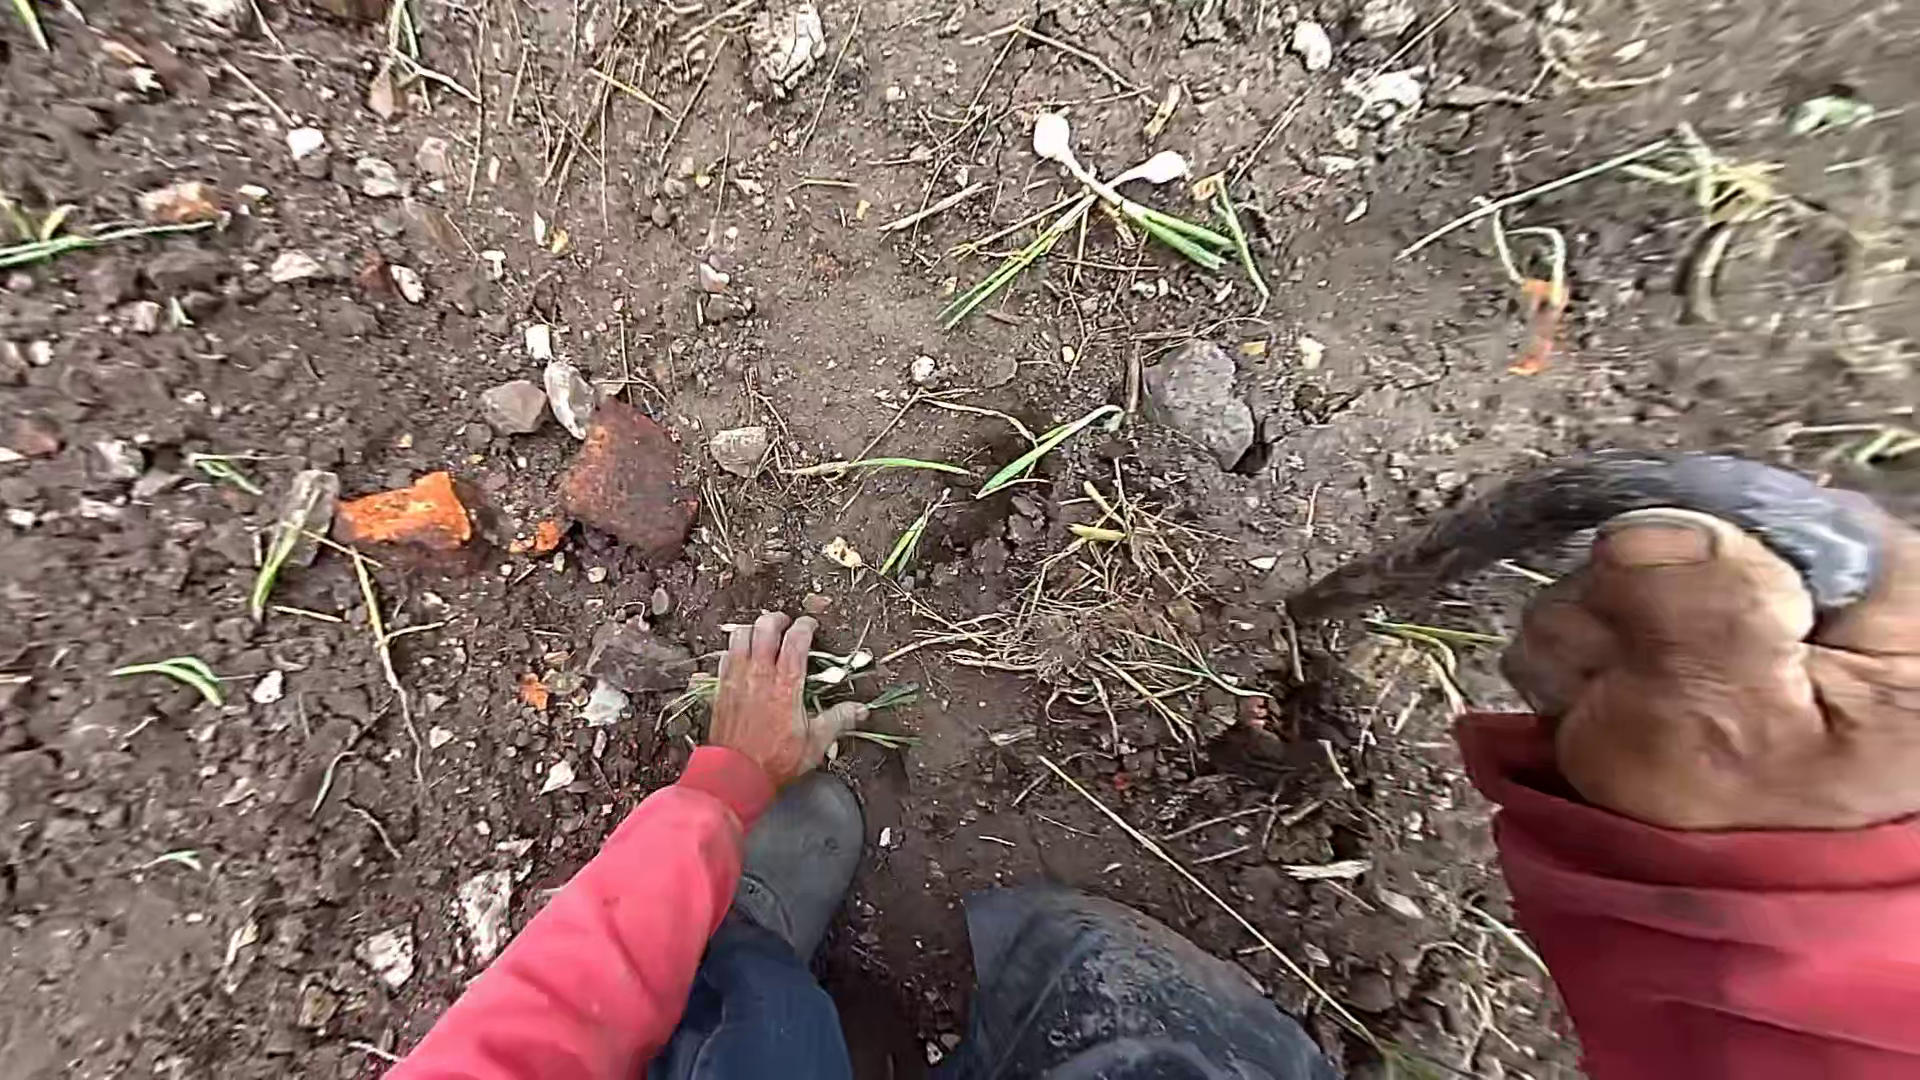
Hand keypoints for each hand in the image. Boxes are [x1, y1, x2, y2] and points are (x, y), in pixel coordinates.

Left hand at [709, 612, 865, 787]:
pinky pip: (723, 656)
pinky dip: (733, 649)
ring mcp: (736, 679)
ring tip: (763, 634)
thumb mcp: (815, 742)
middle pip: (765, 628)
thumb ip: (839, 720)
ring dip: (753, 629)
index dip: (806, 626)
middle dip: (778, 620)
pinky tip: (741, 655)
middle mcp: (759, 675)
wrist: (733, 778)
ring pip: (740, 636)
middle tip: (786, 624)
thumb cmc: (776, 762)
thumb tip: (861, 709)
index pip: (797, 639)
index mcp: (786, 684)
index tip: (811, 626)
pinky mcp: (720, 689)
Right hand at [1502, 505, 1919, 829]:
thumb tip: (1649, 527)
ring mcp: (1715, 617)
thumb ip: (1699, 614)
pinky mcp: (1650, 633)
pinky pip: (1572, 610)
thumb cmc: (1724, 807)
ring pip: (1603, 578)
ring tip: (1603, 700)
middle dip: (1613, 608)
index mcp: (1881, 608)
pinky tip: (1588, 696)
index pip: (1769, 516)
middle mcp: (1799, 597)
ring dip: (1579, 638)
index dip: (1688, 550)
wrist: (1667, 863)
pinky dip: (1565, 655)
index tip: (1644, 609)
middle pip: (1668, 545)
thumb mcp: (1721, 716)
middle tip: (1624, 678)